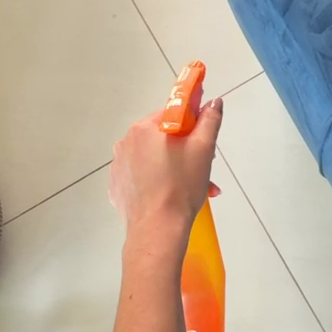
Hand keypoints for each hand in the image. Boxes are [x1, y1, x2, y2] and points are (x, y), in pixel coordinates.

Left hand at [108, 95, 222, 250]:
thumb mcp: (203, 150)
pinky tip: (169, 198)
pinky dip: (156, 184)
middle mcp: (125, 143)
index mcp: (143, 129)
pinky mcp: (117, 188)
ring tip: (192, 190)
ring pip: (152, 160)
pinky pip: (140, 179)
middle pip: (162, 139)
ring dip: (173, 170)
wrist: (157, 230)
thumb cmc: (181, 187)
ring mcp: (118, 167)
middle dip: (184, 153)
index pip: (171, 115)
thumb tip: (214, 101)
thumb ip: (210, 121)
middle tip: (202, 172)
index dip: (191, 127)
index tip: (202, 144)